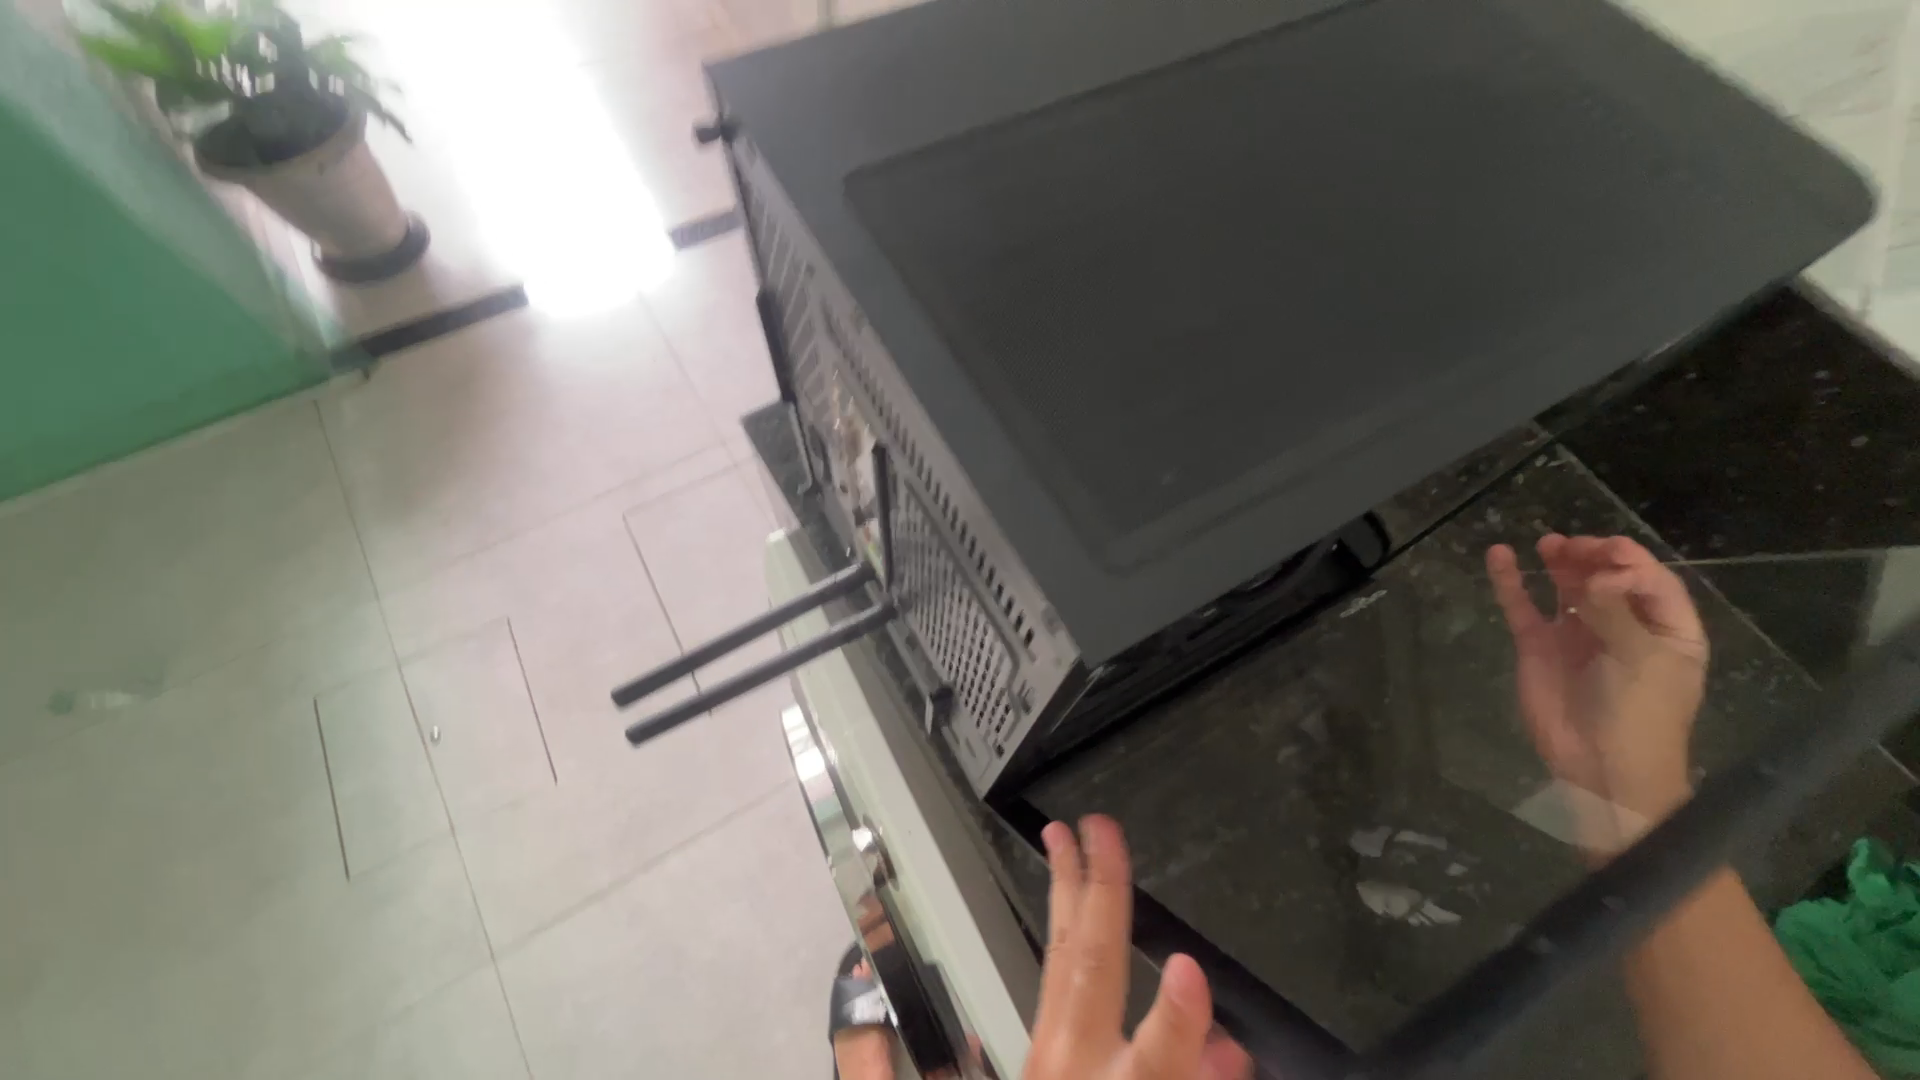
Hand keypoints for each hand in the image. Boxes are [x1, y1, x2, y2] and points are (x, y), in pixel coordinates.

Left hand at [1028, 817, 1251, 1079]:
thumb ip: (1190, 1067)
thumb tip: (1226, 1045)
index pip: (1152, 1065)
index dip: (1175, 1024)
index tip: (1191, 970)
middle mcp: (1072, 1067)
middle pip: (1087, 977)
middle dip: (1096, 897)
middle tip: (1097, 830)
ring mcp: (1049, 1053)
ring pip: (1059, 958)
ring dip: (1064, 891)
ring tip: (1061, 838)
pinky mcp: (1041, 1048)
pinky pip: (1054, 976)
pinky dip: (1063, 926)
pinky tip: (1065, 895)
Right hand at [1486, 535, 1708, 850]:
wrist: (1600, 765)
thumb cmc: (1640, 713)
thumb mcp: (1641, 660)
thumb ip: (1615, 612)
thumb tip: (1591, 575)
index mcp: (1665, 629)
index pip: (1651, 581)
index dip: (1628, 563)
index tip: (1603, 557)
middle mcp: (1622, 625)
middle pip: (1607, 577)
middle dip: (1592, 556)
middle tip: (1570, 545)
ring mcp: (1576, 634)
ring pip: (1566, 587)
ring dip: (1558, 562)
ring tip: (1546, 543)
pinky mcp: (1537, 645)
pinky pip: (1523, 607)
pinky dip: (1510, 582)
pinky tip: (1499, 556)